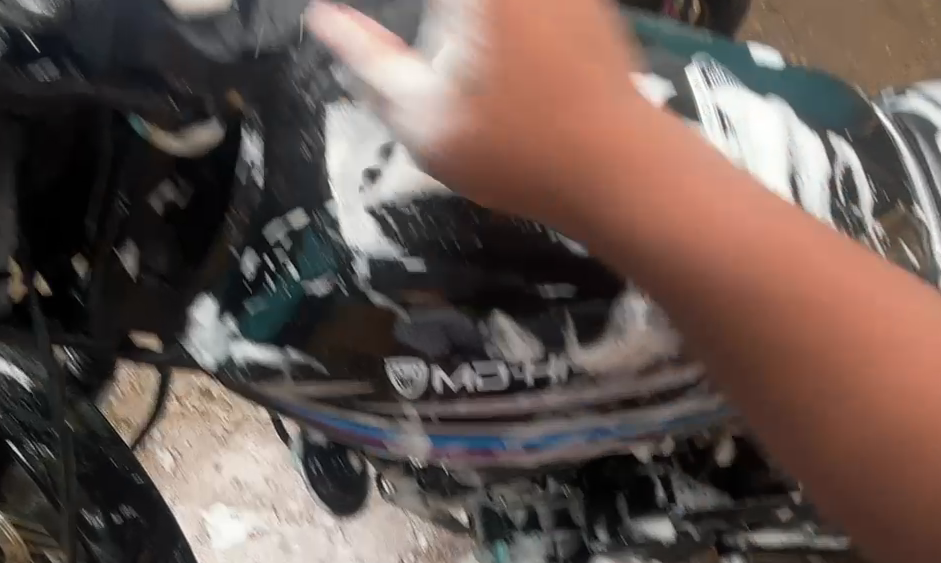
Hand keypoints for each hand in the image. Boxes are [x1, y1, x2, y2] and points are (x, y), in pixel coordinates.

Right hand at [304, 0, 658, 228]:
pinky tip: (509, 71)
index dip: (405, 33)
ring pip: (491, 12)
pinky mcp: (588, 0)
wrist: (614, 168)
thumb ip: (370, 64)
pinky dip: (508, 30)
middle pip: (456, 9)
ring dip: (469, 32)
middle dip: (446, 30)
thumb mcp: (423, 123)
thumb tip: (325, 19)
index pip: (432, 4)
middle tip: (431, 86)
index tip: (391, 60)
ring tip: (475, 90)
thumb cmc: (511, 151)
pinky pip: (532, 10)